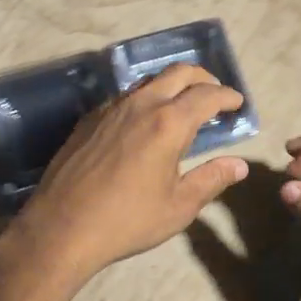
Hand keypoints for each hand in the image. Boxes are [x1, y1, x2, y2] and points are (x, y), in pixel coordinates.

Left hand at [1, 63, 247, 286]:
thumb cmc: (127, 220)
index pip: (207, 95)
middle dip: (203, 78)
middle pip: (179, 72)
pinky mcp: (90, 118)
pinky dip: (146, 98)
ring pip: (150, 80)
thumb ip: (211, 179)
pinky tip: (145, 123)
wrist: (61, 228)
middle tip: (215, 95)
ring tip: (183, 105)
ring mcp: (112, 108)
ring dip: (173, 85)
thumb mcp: (178, 206)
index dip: (227, 96)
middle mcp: (142, 104)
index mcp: (169, 123)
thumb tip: (239, 165)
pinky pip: (126, 96)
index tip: (238, 103)